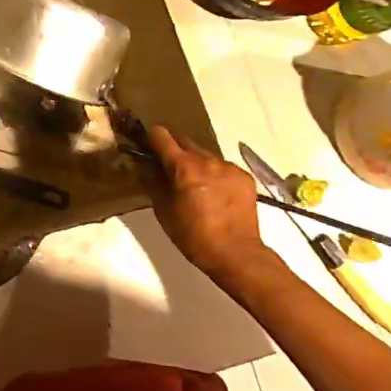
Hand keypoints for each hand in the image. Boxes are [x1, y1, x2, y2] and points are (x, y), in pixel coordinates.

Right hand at [146, 126, 269, 277]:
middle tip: (171, 170)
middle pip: (185, 141)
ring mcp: (228, 166)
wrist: (236, 254)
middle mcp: (207, 160)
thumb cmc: (194, 237)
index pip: (161, 136)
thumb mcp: (164, 212)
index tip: (148, 146)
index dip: (152, 138)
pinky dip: (216, 175)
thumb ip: (153, 184)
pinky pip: (224, 167)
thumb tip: (146, 167)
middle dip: (175, 151)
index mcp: (184, 167)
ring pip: (205, 155)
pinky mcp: (244, 176)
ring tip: (197, 186)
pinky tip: (217, 195)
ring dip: (197, 164)